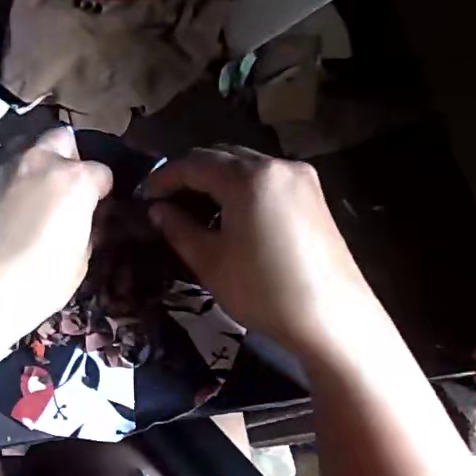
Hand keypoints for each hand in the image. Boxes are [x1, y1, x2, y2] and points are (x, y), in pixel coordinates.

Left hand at [0, 127, 113, 358]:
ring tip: (30, 188)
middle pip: (62, 139)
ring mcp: (1, 163)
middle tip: (63, 187)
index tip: (96, 204)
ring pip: (24, 143)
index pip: (101, 172)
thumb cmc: (35, 284)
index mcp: (75, 180)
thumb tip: (79, 220)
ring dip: (33, 159)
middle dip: (67, 157)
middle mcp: (39, 159)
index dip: (101, 191)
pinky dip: (2, 175)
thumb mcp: (78, 263)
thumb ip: (83, 229)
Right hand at [146, 146, 382, 366]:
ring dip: (217, 180)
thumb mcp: (210, 262)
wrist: (332, 318)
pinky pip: (267, 180)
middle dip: (190, 174)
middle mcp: (277, 165)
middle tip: (166, 201)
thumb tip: (157, 210)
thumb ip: (178, 228)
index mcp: (248, 177)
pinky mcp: (314, 196)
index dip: (164, 177)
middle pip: (222, 156)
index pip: (194, 163)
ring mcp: (301, 178)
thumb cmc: (263, 291)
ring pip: (247, 166)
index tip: (143, 196)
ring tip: (194, 209)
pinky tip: (230, 215)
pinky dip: (242, 188)